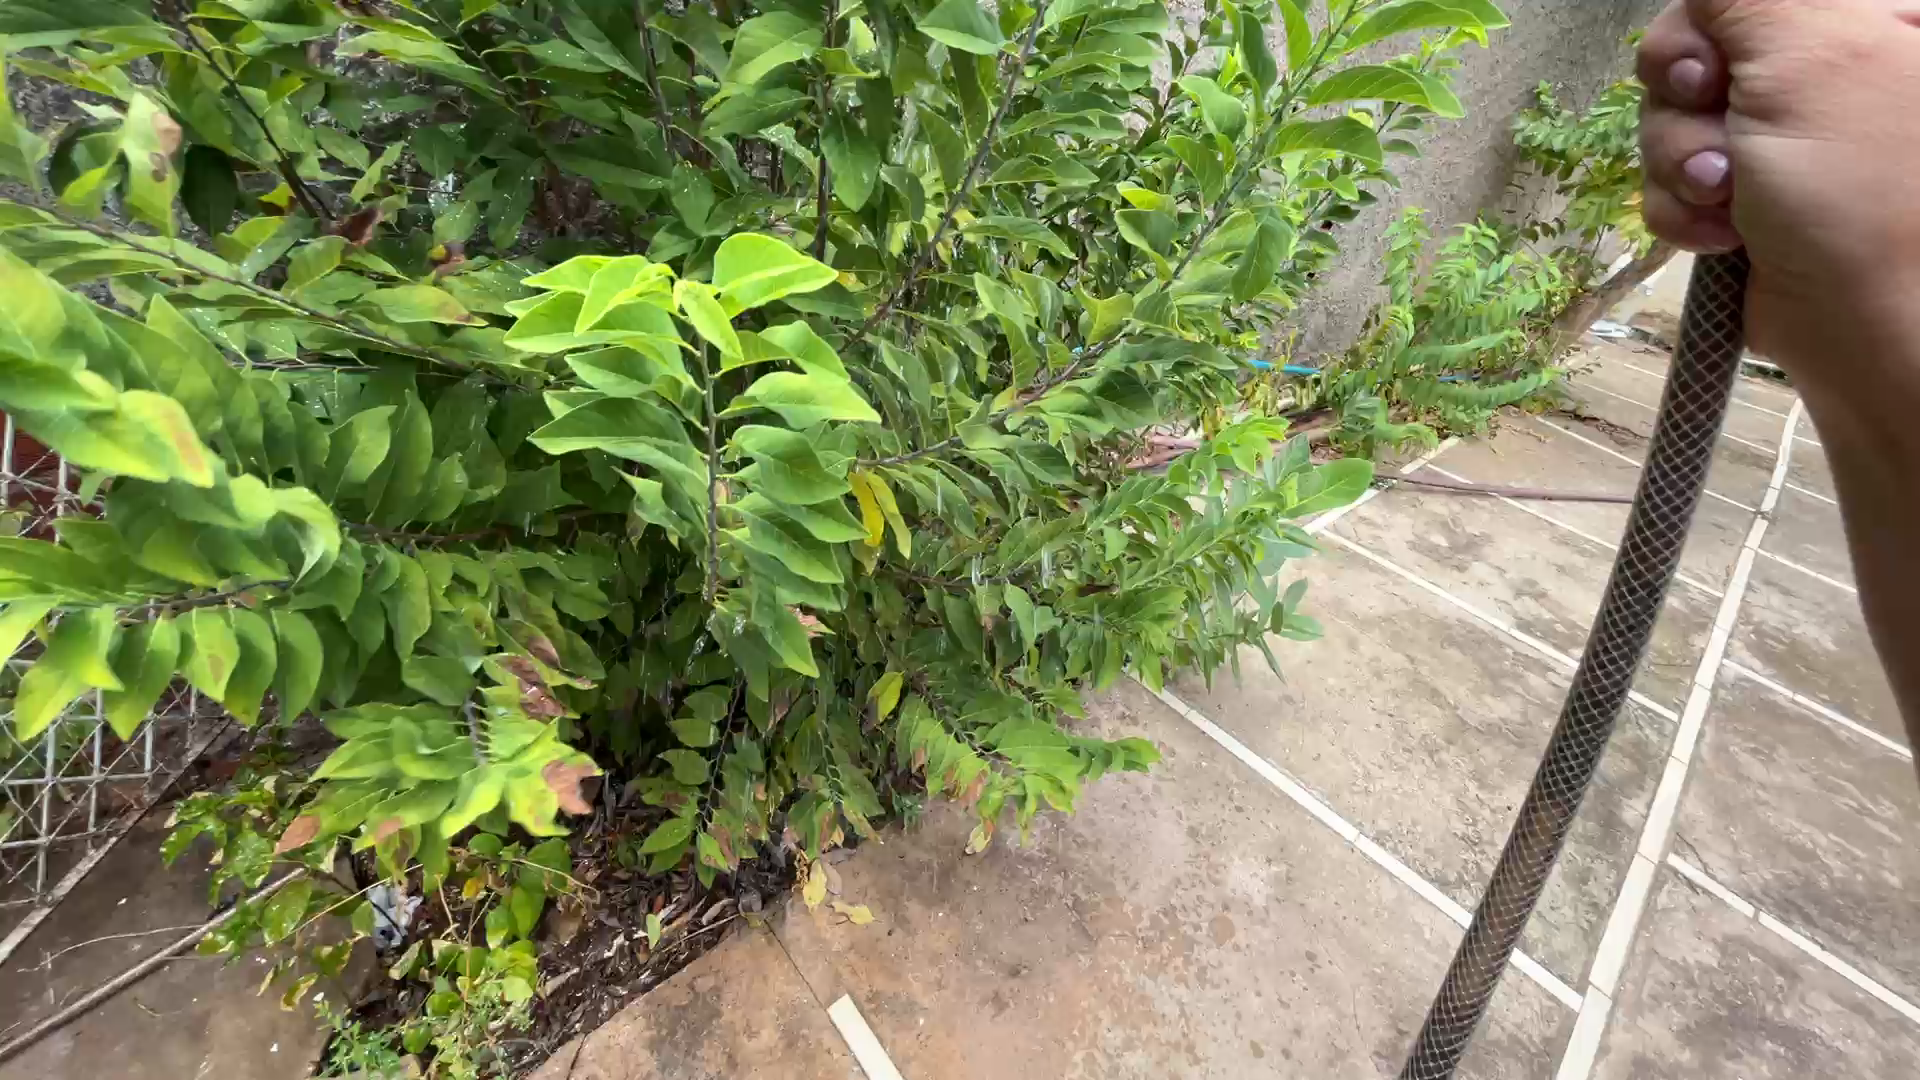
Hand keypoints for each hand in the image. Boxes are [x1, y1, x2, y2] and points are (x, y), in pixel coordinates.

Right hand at [1639, 0, 1919, 380]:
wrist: (1868, 309)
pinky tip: (1723, 234)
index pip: (1727, 3)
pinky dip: (1682, 216)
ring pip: (1671, 134)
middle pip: (1688, 71)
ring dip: (1680, 179)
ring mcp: (1780, 132)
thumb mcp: (1809, 63)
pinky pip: (1673, 186)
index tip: (1703, 82)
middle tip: (1723, 160)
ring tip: (1729, 207)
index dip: (1690, 44)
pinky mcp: (1747, 187)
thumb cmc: (1858, 186)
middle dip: (1684, 126)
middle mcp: (1821, 65)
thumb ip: (1748, 1)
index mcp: (1859, 17)